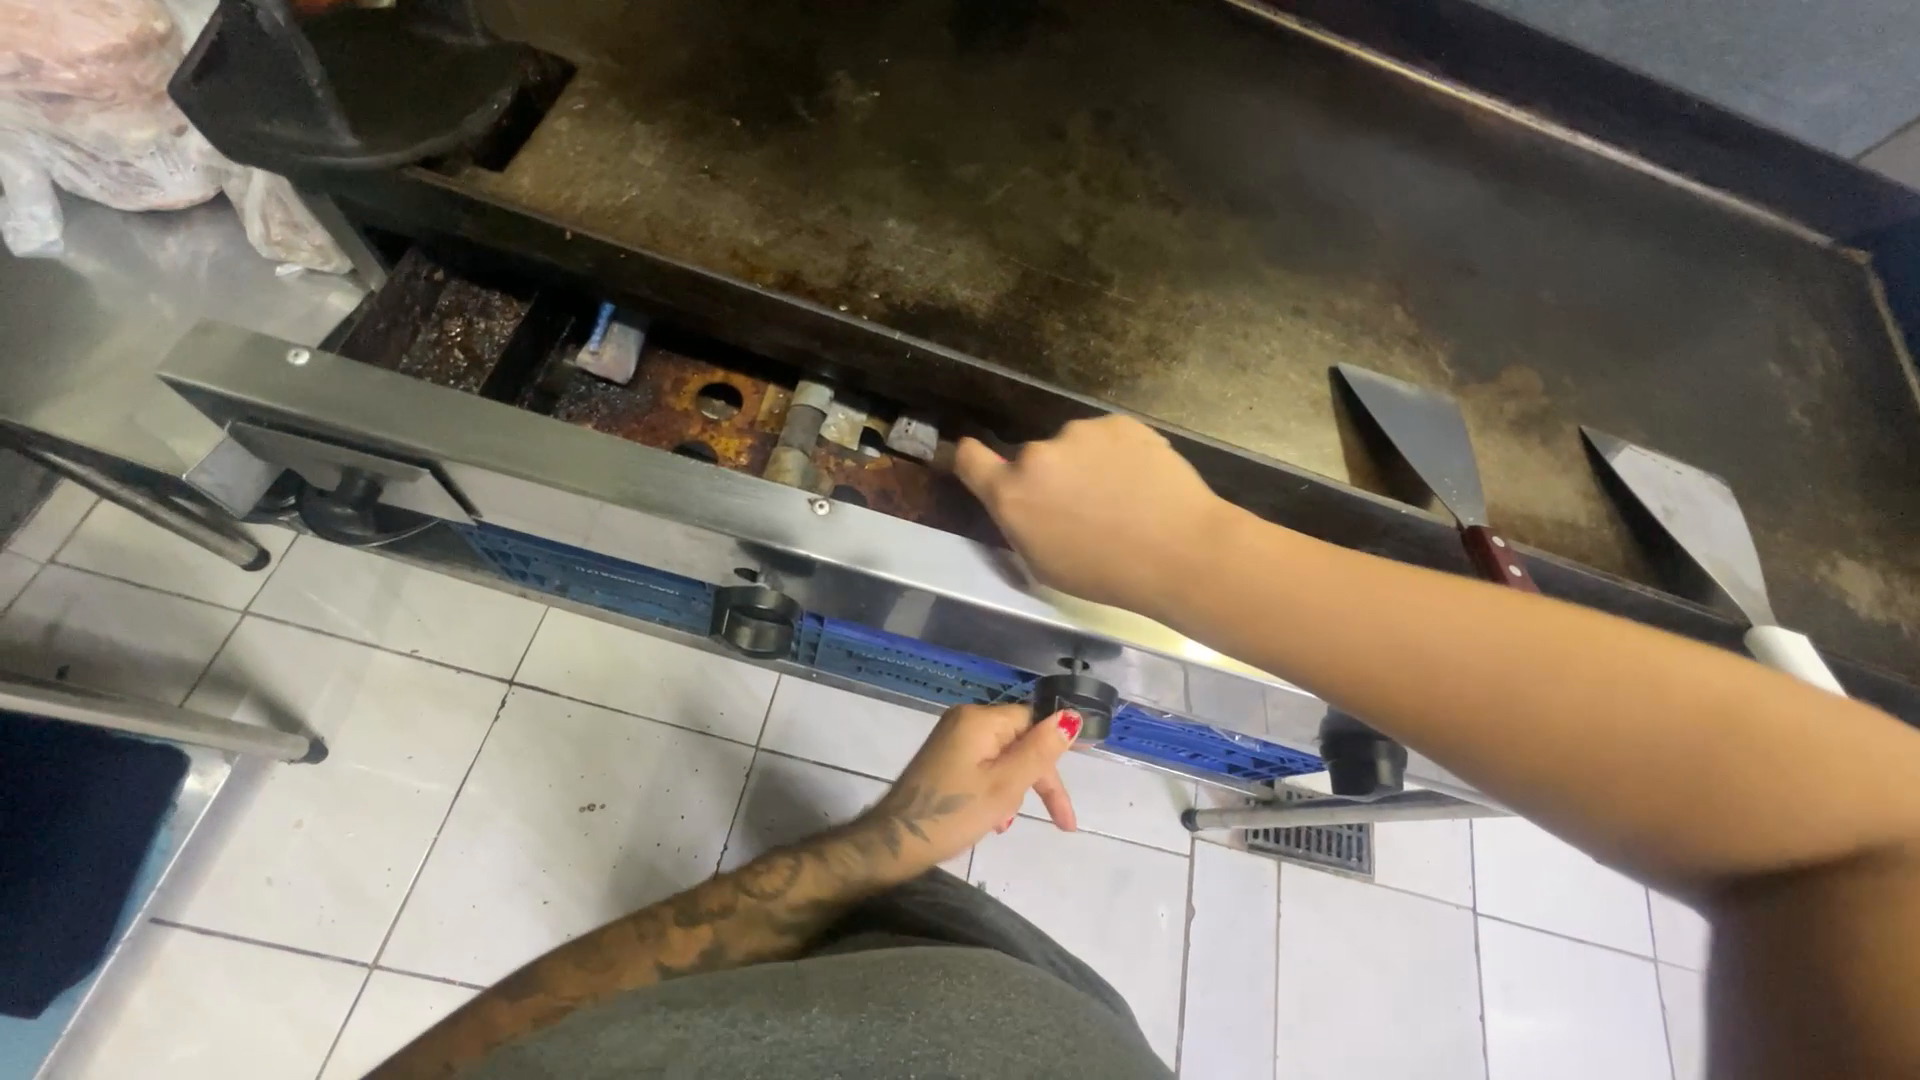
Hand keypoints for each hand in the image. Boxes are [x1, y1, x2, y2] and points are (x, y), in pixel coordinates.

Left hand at [855, 704, 1082, 878]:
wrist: (893, 843)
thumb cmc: (952, 814)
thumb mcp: (1005, 786)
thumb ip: (1040, 751)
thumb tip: (1071, 716)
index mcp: (980, 719)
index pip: (1034, 722)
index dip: (1056, 754)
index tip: (1073, 783)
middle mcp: (965, 720)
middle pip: (1020, 741)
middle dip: (1038, 781)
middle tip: (1060, 822)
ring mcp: (952, 738)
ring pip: (1004, 758)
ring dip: (1014, 790)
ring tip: (1004, 823)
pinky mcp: (944, 758)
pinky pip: (984, 767)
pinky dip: (995, 791)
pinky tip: (992, 820)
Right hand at [954, 415, 1230, 620]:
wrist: (1180, 551)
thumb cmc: (1105, 573)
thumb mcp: (1042, 563)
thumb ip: (1019, 524)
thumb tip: (1020, 503)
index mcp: (1011, 494)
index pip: (968, 457)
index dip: (971, 458)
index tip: (982, 463)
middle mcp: (1037, 455)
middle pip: (1031, 459)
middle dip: (1049, 477)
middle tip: (1084, 506)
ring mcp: (1080, 434)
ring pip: (1073, 447)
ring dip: (1085, 463)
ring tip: (1122, 496)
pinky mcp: (1119, 423)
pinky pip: (1107, 438)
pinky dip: (1118, 454)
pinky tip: (1142, 481)